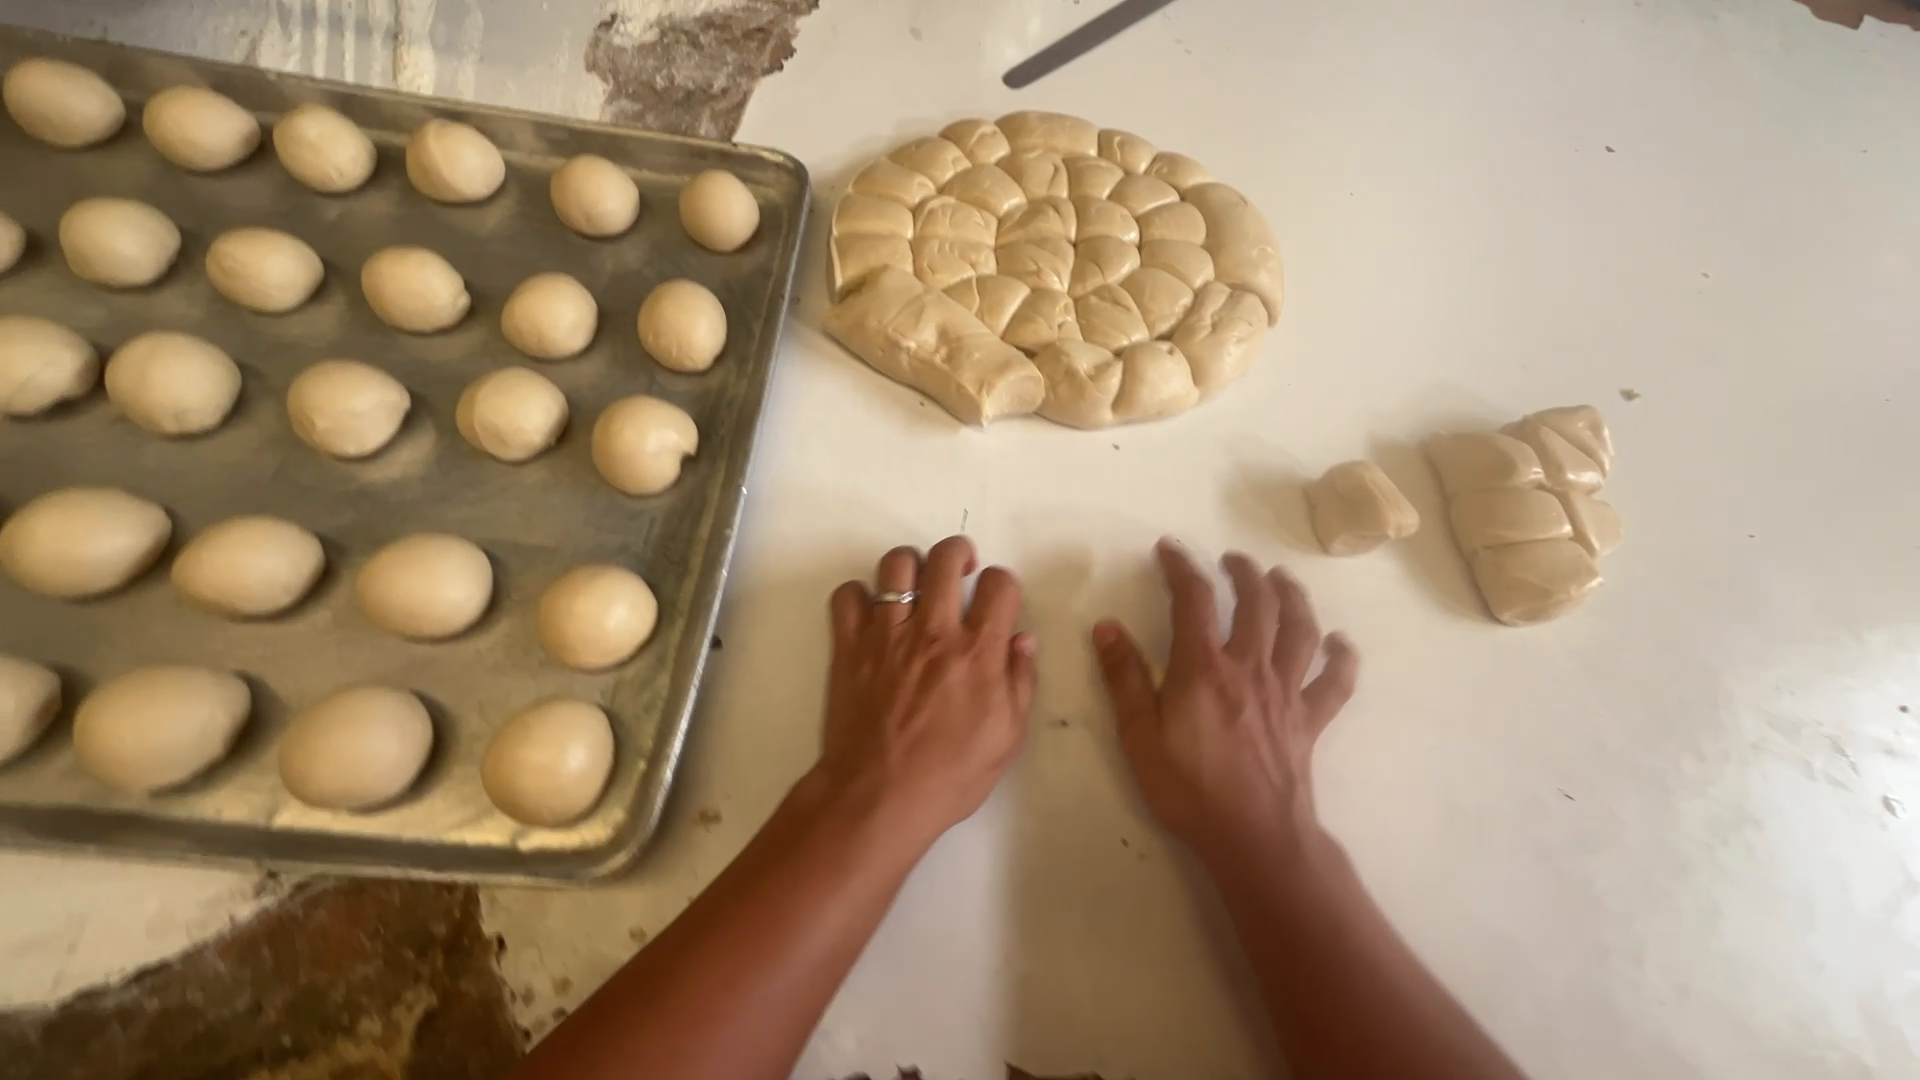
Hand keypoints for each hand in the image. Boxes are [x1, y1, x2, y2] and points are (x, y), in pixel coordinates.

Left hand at [812, 536, 1037, 850]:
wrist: (877, 797)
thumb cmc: (949, 775)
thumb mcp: (1007, 738)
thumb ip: (1020, 682)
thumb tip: (1022, 641)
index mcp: (978, 652)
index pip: (999, 585)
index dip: (1003, 585)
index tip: (997, 601)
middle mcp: (933, 631)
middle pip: (945, 558)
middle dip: (958, 553)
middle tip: (959, 570)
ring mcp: (886, 634)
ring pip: (896, 565)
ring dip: (910, 565)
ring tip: (915, 585)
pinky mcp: (849, 645)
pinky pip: (847, 595)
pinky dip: (859, 595)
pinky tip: (872, 614)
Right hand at [1093, 541, 1358, 864]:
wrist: (1254, 837)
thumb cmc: (1188, 788)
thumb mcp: (1138, 735)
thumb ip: (1123, 678)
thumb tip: (1107, 627)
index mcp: (1203, 667)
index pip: (1194, 600)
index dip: (1181, 567)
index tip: (1170, 549)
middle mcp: (1250, 668)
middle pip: (1257, 603)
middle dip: (1244, 573)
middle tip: (1232, 560)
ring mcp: (1287, 692)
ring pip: (1299, 629)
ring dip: (1292, 596)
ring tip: (1281, 579)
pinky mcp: (1310, 720)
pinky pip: (1335, 682)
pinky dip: (1342, 657)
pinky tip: (1340, 643)